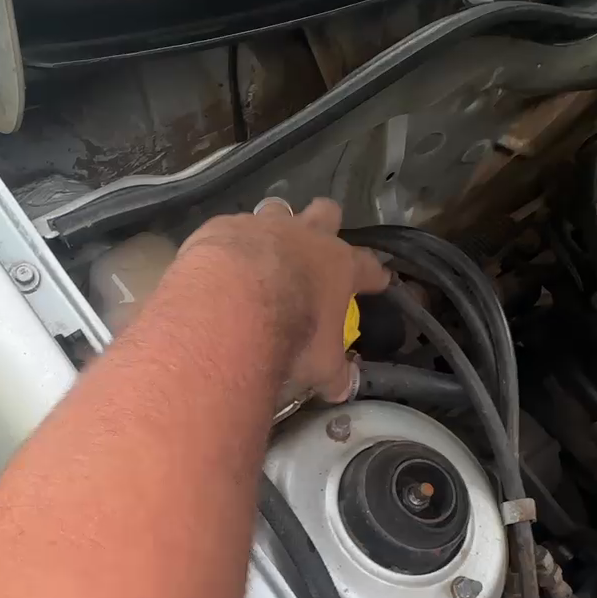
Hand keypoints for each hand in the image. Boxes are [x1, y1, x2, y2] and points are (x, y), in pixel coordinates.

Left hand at [175, 197, 388, 402]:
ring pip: (277, 209)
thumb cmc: (291, 338)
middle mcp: (303, 237)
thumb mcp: (320, 365)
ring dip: (275, 226)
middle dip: (326, 224)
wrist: (230, 309)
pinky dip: (228, 245)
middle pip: (326, 214)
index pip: (367, 266)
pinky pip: (229, 228)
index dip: (373, 274)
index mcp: (338, 266)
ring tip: (264, 248)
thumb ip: (334, 374)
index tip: (378, 280)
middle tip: (318, 243)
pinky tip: (218, 264)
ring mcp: (261, 226)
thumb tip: (342, 388)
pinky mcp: (221, 227)